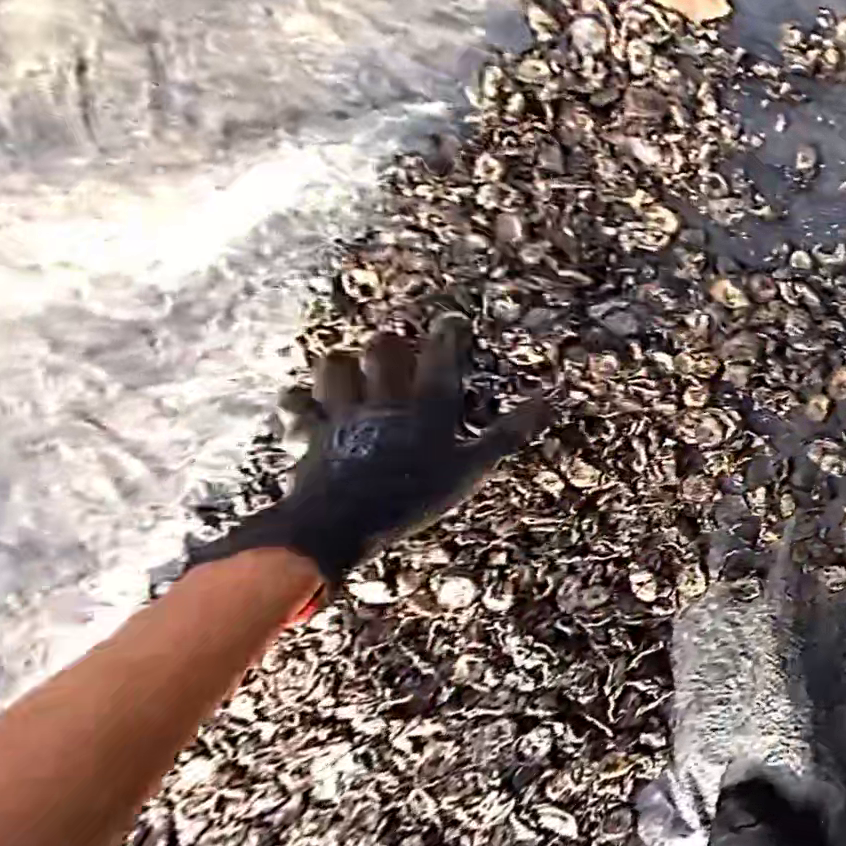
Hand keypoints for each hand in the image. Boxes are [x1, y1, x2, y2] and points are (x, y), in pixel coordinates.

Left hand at [189, 315, 546, 580]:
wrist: (338, 523)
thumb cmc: (415, 494)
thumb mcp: (472, 468)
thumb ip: (508, 433)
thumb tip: (549, 402)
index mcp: (427, 404)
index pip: (442, 354)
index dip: (449, 332)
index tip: (454, 322)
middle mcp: (384, 398)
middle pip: (383, 350)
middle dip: (393, 343)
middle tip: (402, 346)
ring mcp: (343, 413)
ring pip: (334, 366)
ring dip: (343, 362)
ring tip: (353, 365)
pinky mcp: (310, 433)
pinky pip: (295, 404)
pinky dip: (299, 398)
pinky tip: (304, 400)